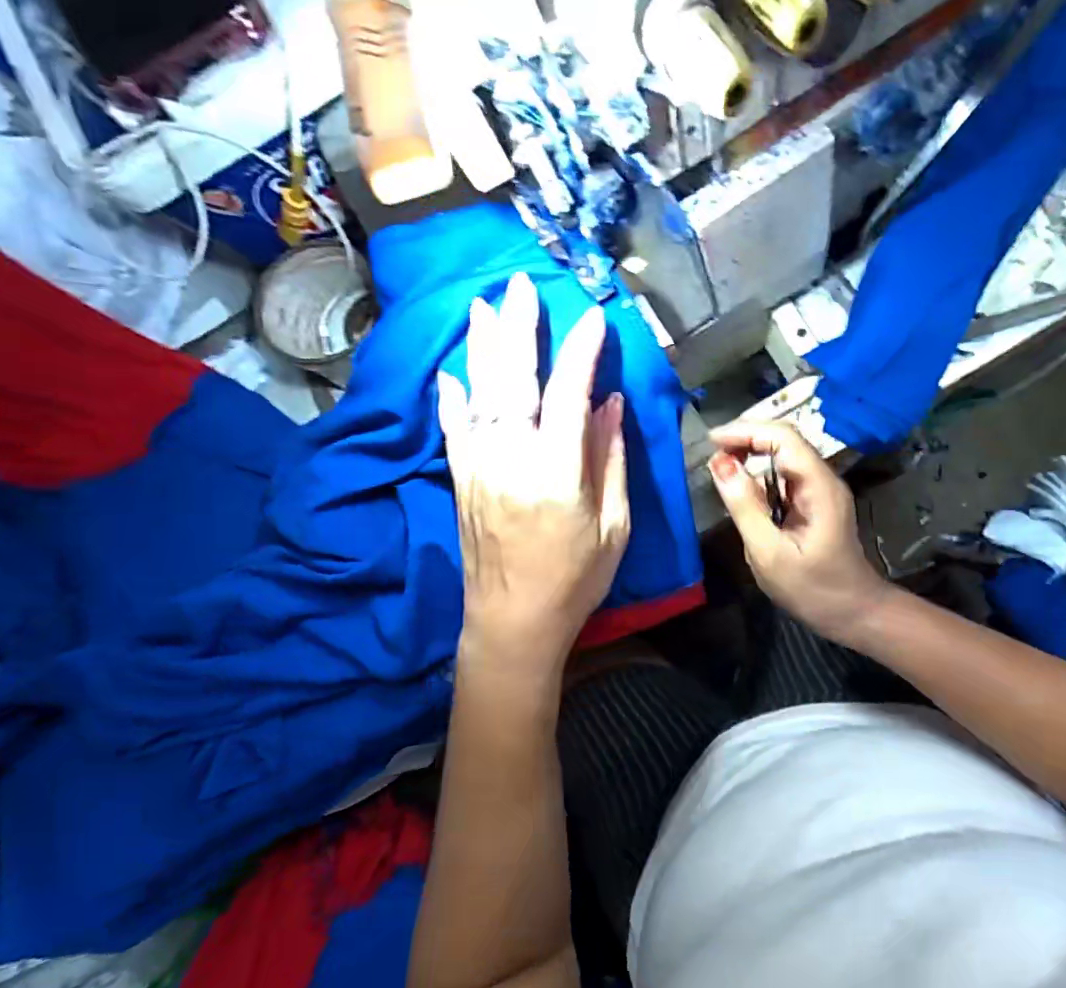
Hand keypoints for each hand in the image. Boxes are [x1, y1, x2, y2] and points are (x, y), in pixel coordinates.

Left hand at [438, 273, 630, 666]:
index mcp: (556, 471)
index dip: (581, 351)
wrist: (512, 622)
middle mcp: (511, 458)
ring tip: (484, 305)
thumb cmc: (576, 580)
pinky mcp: (461, 480)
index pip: (568, 393)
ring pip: (478, 393)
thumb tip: (609, 406)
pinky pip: (453, 427)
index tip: (594, 317)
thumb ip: (609, 461)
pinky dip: (452, 396)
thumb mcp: (613, 526)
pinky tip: (451, 371)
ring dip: (482, 347)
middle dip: (520, 328)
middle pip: (513, 378)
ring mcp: (479, 466)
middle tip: (524, 286)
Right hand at [708, 421, 891, 644]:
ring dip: (752, 457)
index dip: (746, 431)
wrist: (853, 613)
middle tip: (711, 456)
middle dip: (747, 440)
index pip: (784, 437)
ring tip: (720, 469)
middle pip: (785, 441)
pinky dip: (760, 477)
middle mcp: (823, 480)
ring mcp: (820, 491)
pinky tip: (741, 489)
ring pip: (784, 458)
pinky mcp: (814, 504)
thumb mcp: (769, 553)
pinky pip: (785, 478)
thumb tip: (719, 464)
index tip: (711, 441)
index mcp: (819, 486)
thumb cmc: (813, 589)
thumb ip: (744, 506)